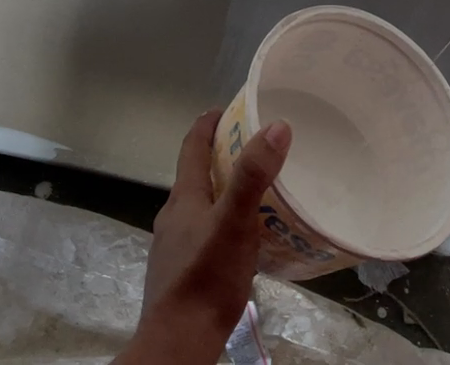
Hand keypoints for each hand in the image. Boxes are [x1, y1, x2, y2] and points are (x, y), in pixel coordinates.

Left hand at [115, 109, 291, 364]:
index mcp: (183, 197)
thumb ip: (254, 176)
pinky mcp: (180, 273)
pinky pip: (202, 235)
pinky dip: (221, 225)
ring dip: (222, 193)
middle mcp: (173, 216)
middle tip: (253, 150)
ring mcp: (173, 246)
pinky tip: (242, 242)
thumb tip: (277, 126)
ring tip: (255, 195)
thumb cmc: (206, 278)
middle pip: (195, 175)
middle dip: (220, 158)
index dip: (207, 124)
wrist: (177, 344)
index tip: (226, 108)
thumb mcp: (236, 222)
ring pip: (199, 207)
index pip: (191, 146)